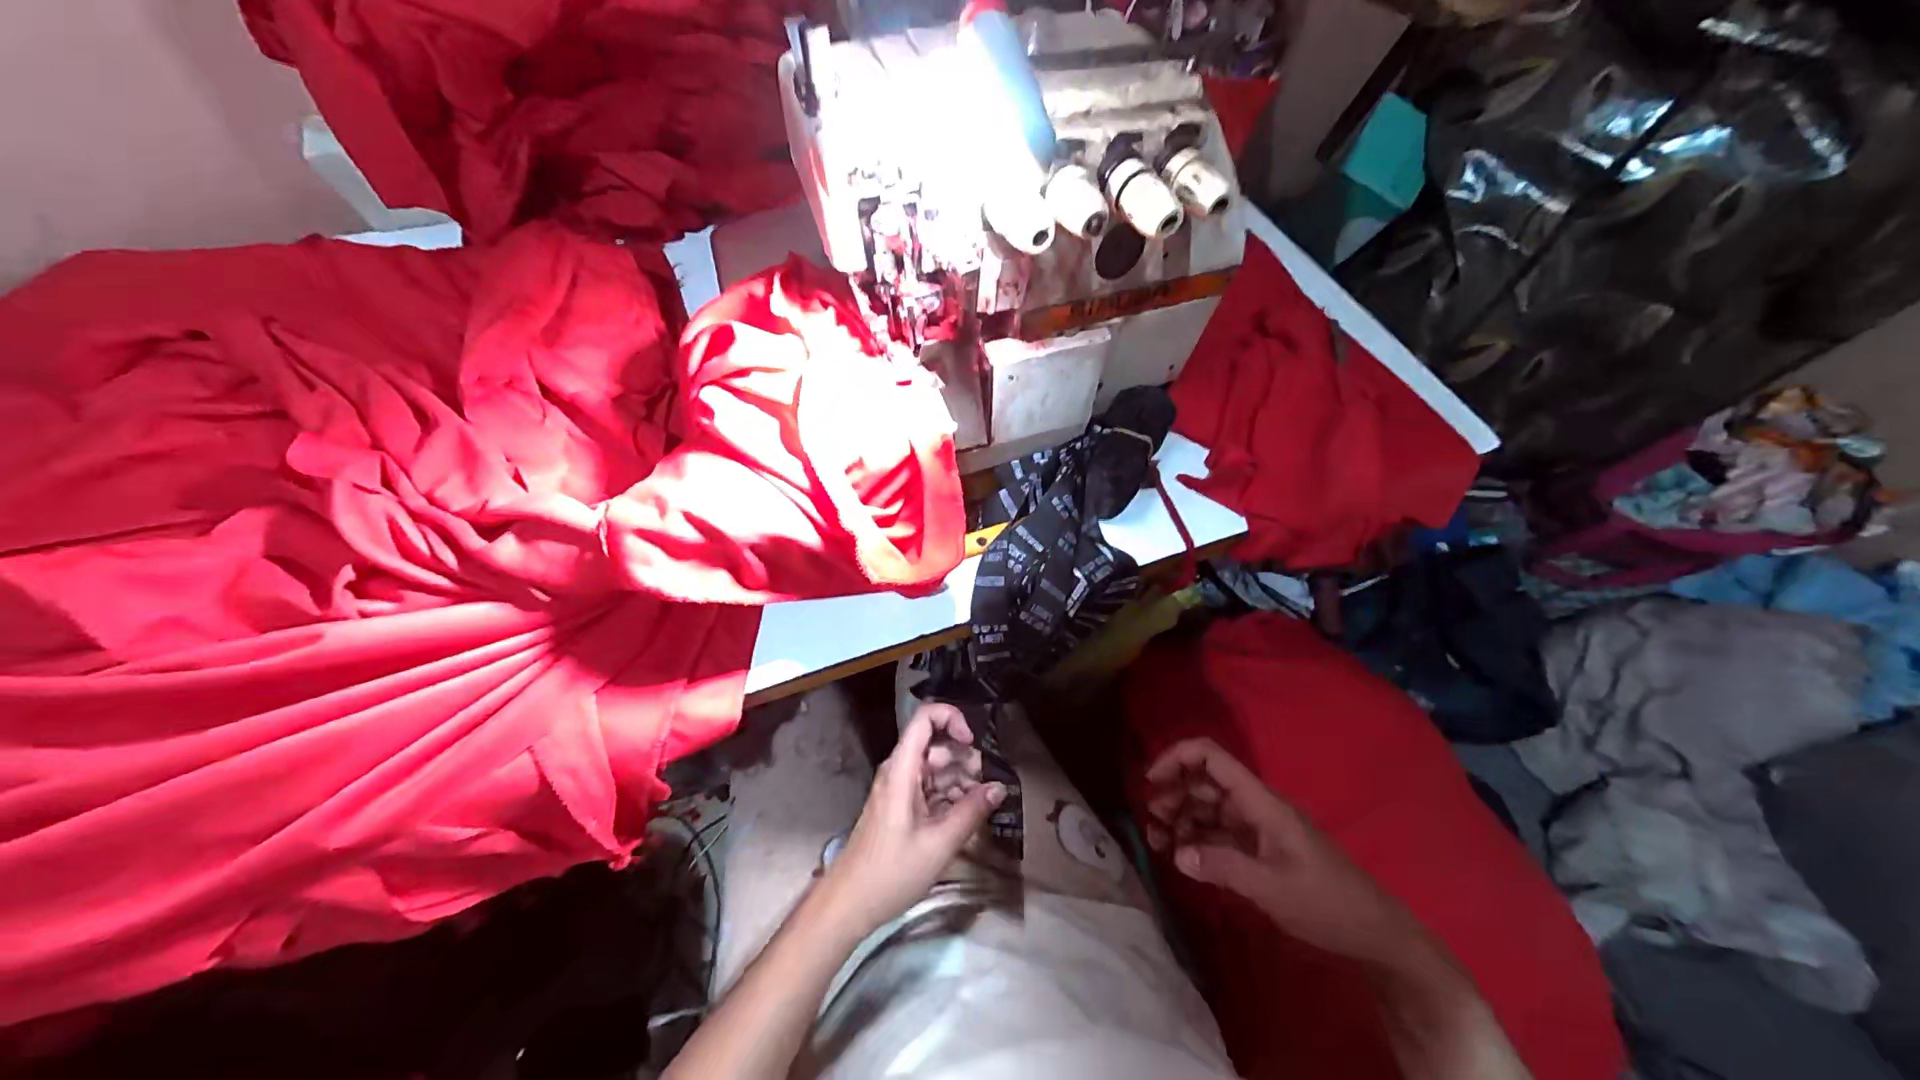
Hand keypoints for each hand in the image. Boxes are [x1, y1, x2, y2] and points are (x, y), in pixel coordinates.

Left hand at [815, 703, 1005, 936]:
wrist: (849, 903)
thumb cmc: (891, 872)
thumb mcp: (939, 844)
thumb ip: (971, 812)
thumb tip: (999, 787)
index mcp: (901, 770)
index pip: (925, 718)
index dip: (952, 718)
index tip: (974, 743)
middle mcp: (898, 771)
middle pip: (935, 745)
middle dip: (964, 760)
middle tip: (985, 788)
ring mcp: (898, 789)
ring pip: (935, 769)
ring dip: (960, 781)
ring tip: (978, 807)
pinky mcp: (901, 807)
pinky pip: (929, 789)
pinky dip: (949, 797)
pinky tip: (965, 817)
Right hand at [1144, 737, 1421, 965]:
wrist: (1375, 933)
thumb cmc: (1326, 903)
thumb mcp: (1271, 888)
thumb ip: (1222, 866)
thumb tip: (1177, 853)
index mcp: (1261, 802)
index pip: (1212, 757)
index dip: (1177, 758)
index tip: (1151, 782)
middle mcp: (1255, 806)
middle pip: (1203, 781)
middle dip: (1172, 794)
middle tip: (1153, 825)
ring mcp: (1256, 827)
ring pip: (1207, 807)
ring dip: (1180, 818)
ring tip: (1160, 844)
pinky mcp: (1258, 849)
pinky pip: (1217, 832)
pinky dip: (1196, 839)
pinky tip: (1182, 857)